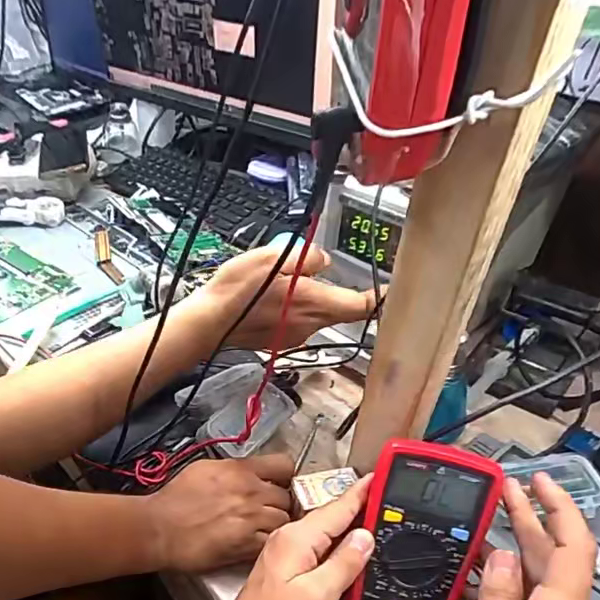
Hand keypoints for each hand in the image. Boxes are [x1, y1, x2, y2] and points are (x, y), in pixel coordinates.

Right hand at [146, 455, 294, 571]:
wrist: (160, 528)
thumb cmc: (175, 500)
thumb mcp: (205, 469)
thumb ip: (234, 469)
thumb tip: (250, 473)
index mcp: (241, 470)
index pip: (285, 465)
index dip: (285, 476)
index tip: (281, 483)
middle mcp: (251, 492)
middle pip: (287, 496)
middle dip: (280, 504)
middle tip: (269, 510)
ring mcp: (251, 519)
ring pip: (284, 520)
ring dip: (276, 525)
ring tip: (262, 529)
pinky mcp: (247, 545)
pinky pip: (272, 541)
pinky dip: (268, 543)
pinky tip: (256, 543)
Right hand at [191, 241, 375, 351]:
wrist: (209, 324)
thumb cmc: (237, 292)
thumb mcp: (274, 257)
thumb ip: (307, 257)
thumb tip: (322, 261)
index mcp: (316, 303)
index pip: (362, 305)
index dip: (380, 299)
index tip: (390, 291)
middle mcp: (311, 325)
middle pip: (338, 308)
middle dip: (332, 289)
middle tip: (311, 271)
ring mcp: (295, 337)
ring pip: (316, 315)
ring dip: (308, 299)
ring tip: (280, 284)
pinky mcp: (280, 342)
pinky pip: (296, 323)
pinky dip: (290, 310)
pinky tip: (268, 301)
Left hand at [194, 476, 373, 599]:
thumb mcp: (318, 596)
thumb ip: (345, 563)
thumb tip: (366, 536)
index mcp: (296, 539)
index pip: (337, 507)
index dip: (362, 492)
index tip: (380, 476)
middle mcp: (289, 539)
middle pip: (332, 517)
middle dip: (360, 508)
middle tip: (389, 501)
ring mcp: (286, 554)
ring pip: (326, 534)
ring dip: (350, 528)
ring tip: (378, 522)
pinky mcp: (286, 569)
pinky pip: (318, 549)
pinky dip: (338, 547)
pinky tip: (351, 553)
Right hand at [457, 473, 599, 599]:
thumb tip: (500, 557)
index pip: (575, 546)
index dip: (560, 507)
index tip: (538, 481)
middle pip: (560, 555)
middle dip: (533, 517)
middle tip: (503, 490)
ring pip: (550, 575)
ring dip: (525, 543)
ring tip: (496, 519)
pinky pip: (543, 597)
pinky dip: (522, 572)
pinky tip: (497, 569)